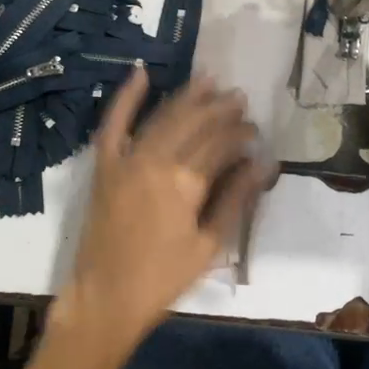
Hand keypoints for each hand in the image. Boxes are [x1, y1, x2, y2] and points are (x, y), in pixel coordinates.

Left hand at [51, 71, 270, 357]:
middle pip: (194, 123)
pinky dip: (126, 97)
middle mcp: (156, 161)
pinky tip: (141, 73)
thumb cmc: (164, 278)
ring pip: (162, 117)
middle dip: (219, 108)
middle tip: (239, 98)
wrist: (106, 296)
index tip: (256, 132)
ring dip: (187, 97)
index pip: (221, 144)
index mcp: (186, 183)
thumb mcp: (209, 244)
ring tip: (208, 81)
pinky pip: (113, 123)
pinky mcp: (105, 166)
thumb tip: (264, 165)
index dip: (241, 134)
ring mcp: (126, 160)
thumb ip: (235, 200)